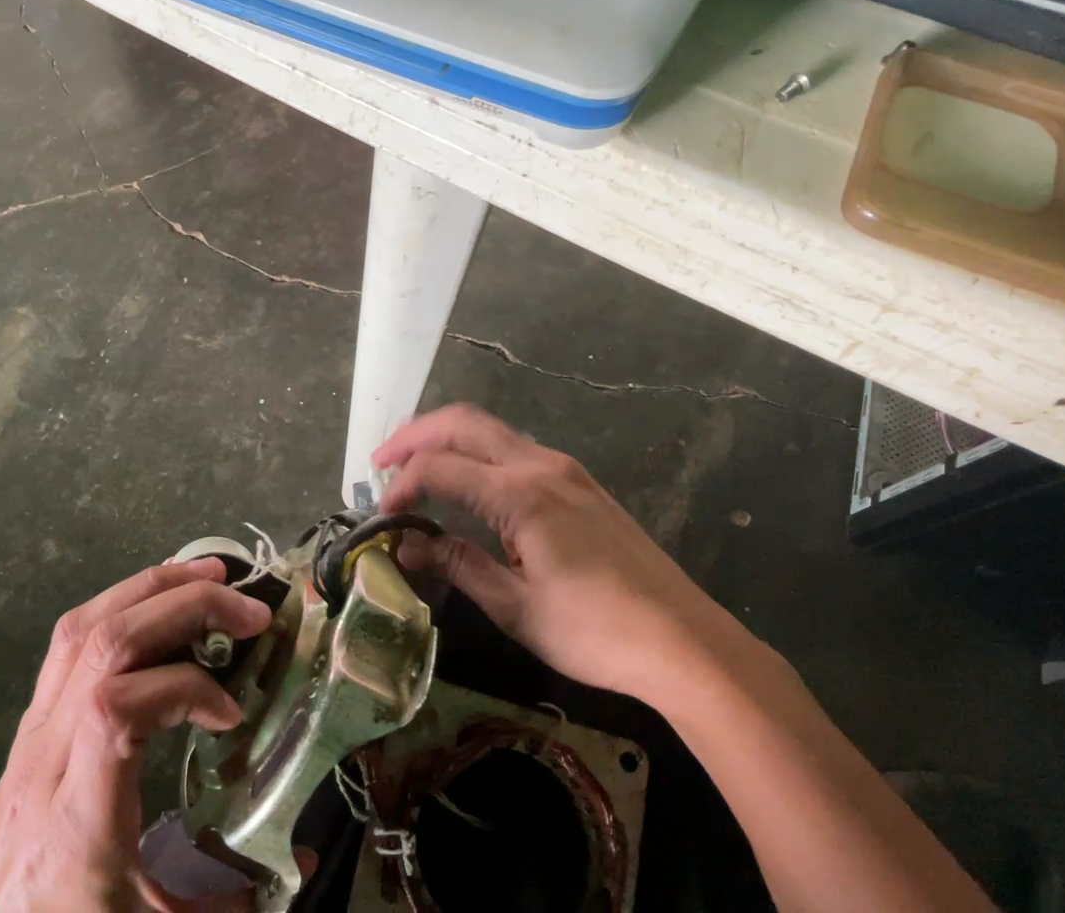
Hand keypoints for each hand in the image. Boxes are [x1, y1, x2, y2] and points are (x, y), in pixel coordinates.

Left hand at [0, 559, 273, 912]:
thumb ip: (226, 901)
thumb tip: (305, 858)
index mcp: (79, 816)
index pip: (116, 708)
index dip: (186, 689)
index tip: (232, 715)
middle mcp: (49, 756)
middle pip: (104, 645)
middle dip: (183, 607)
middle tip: (249, 610)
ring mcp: (33, 730)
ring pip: (81, 628)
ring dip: (150, 589)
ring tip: (209, 577)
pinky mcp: (33, 719)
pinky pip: (71, 640)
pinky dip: (121, 604)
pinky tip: (160, 602)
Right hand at [373, 405, 726, 698]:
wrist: (683, 641)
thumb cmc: (595, 631)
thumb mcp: (515, 606)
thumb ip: (458, 565)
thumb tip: (408, 547)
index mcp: (521, 493)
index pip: (440, 468)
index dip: (401, 487)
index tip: (381, 519)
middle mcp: (542, 465)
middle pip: (465, 423)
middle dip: (416, 435)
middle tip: (381, 463)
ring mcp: (567, 471)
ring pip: (493, 431)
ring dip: (449, 440)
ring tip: (415, 469)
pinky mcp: (582, 486)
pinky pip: (517, 450)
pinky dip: (479, 455)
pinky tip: (467, 485)